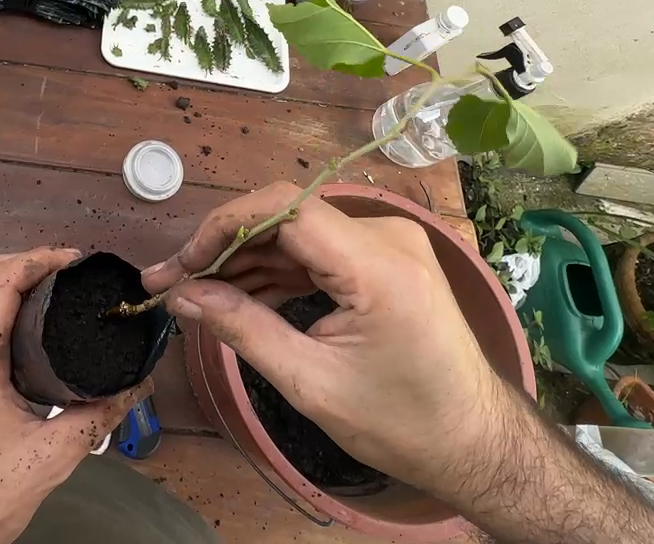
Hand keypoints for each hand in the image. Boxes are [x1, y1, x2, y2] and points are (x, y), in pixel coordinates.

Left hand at [0, 248, 147, 543]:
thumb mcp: (49, 458)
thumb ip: (96, 416)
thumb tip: (137, 387)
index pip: (1, 284)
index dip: (38, 260)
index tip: (73, 259)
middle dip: (29, 263)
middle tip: (70, 269)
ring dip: (13, 282)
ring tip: (56, 287)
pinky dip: (1, 306)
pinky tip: (29, 322)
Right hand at [144, 183, 653, 543]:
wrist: (479, 445)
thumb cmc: (404, 426)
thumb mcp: (312, 384)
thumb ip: (243, 329)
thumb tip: (181, 294)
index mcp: (378, 265)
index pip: (284, 208)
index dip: (224, 226)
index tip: (182, 265)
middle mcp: (384, 235)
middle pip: (283, 216)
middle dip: (223, 246)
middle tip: (173, 281)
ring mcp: (385, 241)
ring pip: (292, 232)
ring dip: (242, 260)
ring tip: (194, 291)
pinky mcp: (380, 255)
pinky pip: (313, 249)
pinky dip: (273, 270)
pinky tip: (237, 294)